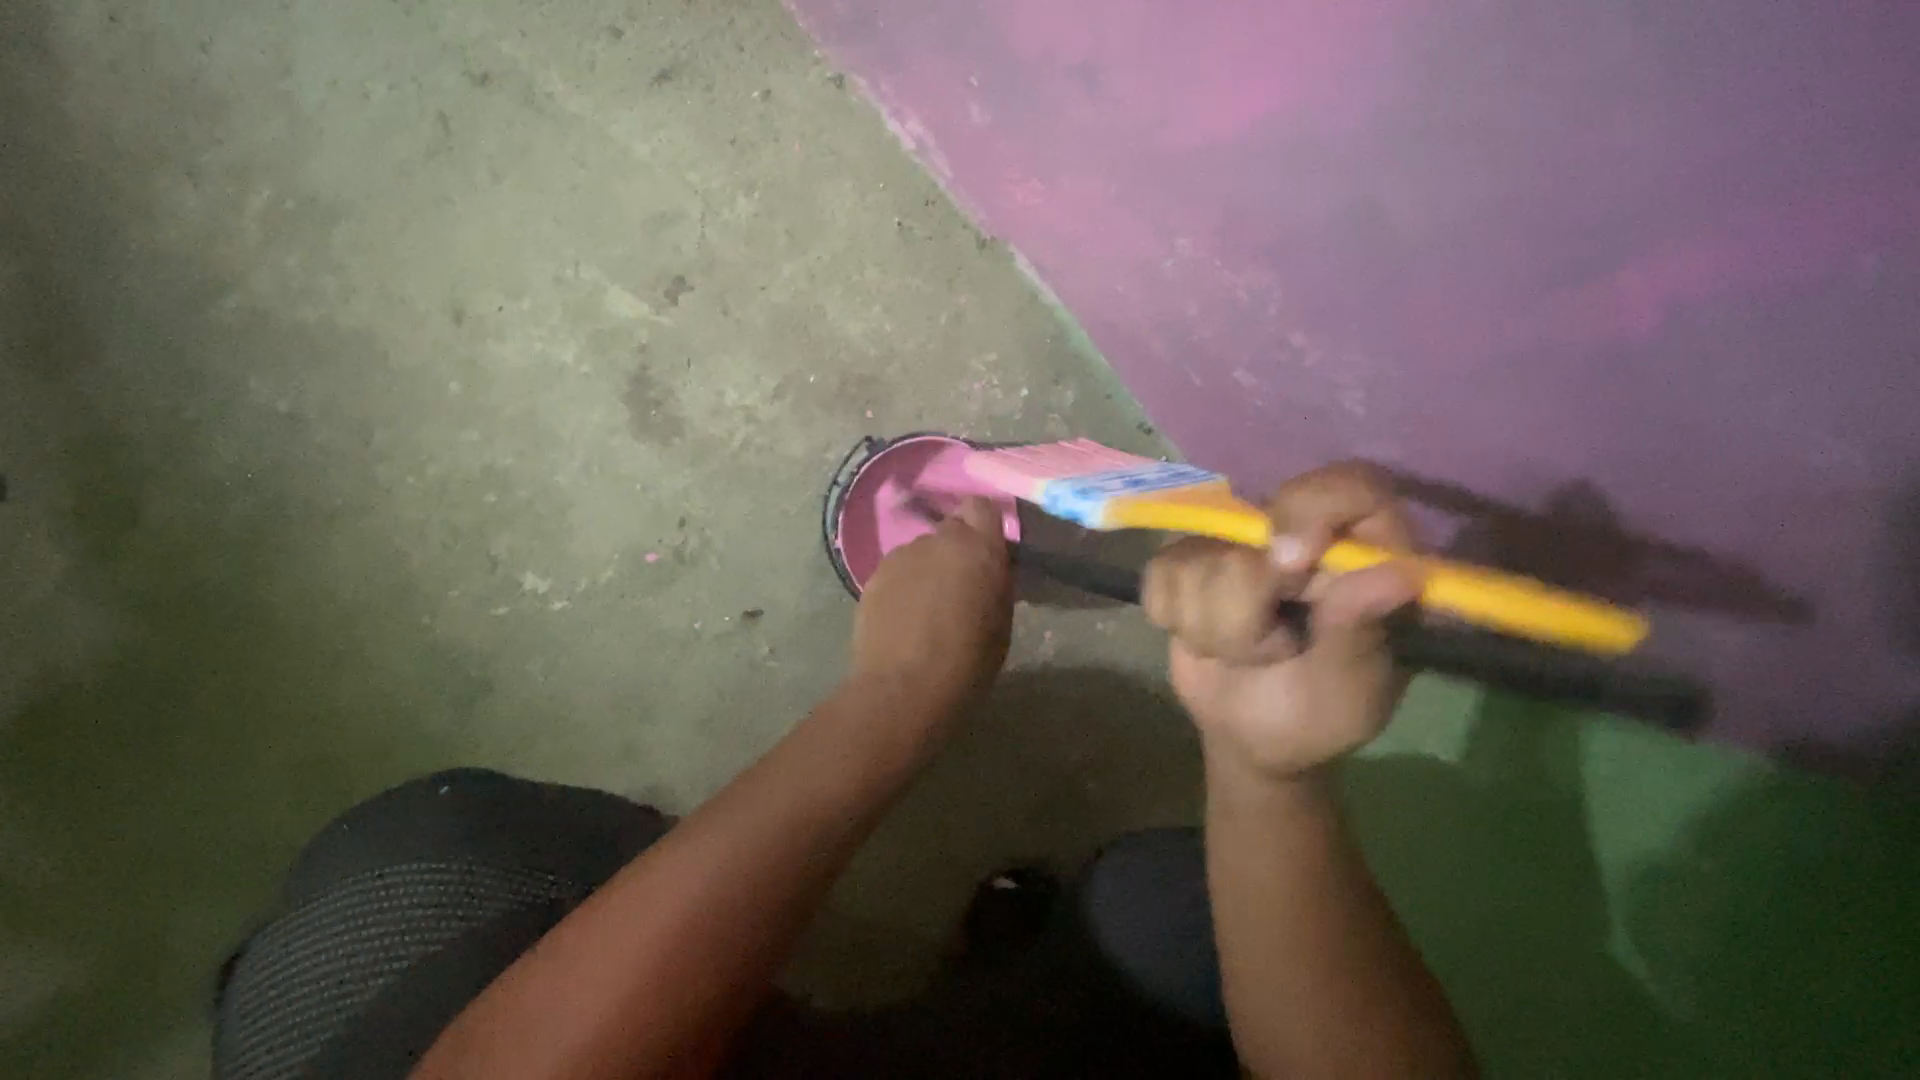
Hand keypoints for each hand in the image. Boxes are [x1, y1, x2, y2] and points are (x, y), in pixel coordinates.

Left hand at [849, 497, 1014, 719]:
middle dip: (955, 550)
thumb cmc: (968, 661)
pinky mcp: (872, 577)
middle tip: (959, 584)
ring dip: (927, 569)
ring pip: (920, 552)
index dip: (983, 527)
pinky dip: (902, 587)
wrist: (904, 688)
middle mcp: (937, 541)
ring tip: (927, 608)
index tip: (988, 552)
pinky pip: (896, 572)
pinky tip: (903, 619)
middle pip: (949, 530)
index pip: (982, 507)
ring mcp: (900, 557)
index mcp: (978, 548)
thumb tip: (987, 572)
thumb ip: (995, 584)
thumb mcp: (1001, 622)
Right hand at [1142, 463, 1422, 780]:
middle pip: (1248, 528)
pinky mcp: (1183, 562)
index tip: (1289, 563)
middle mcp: (1296, 532)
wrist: (1257, 736)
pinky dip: (1176, 621)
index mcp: (1359, 549)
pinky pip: (1160, 575)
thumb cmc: (1321, 711)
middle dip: (1248, 608)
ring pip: (1196, 560)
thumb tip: (1399, 575)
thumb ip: (1361, 625)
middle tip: (1278, 648)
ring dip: (1215, 630)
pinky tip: (1204, 640)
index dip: (1311, 508)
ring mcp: (1233, 545)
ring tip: (1245, 654)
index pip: (1345, 486)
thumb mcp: (1353, 682)